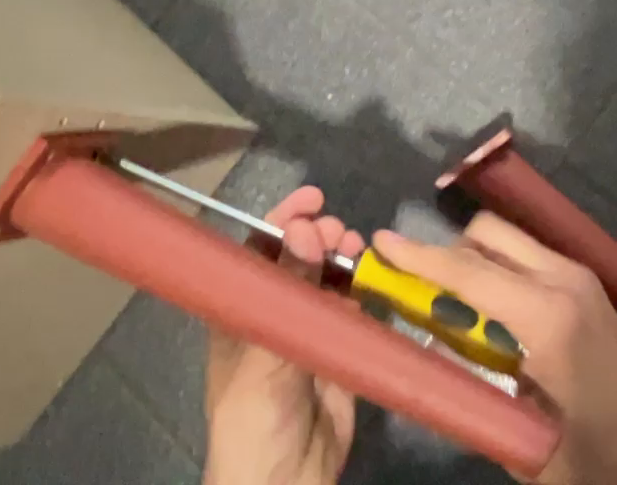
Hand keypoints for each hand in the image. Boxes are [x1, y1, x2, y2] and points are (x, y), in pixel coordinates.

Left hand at [203, 186, 366, 484]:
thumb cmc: (253, 418)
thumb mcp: (265, 354)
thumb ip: (287, 291)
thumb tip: (305, 229)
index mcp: (242, 308)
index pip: (260, 249)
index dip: (283, 219)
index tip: (311, 197)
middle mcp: (277, 312)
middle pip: (301, 259)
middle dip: (319, 237)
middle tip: (340, 232)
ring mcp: (311, 331)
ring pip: (331, 280)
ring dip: (345, 260)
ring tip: (358, 250)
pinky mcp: (341, 351)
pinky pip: (355, 311)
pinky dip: (366, 292)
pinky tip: (373, 282)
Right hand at [374, 214, 616, 484]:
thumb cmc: (601, 461)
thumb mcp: (526, 440)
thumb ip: (472, 391)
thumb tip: (425, 357)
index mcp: (549, 317)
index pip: (469, 272)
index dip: (419, 258)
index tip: (381, 243)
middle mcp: (565, 281)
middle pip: (489, 235)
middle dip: (446, 253)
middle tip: (418, 290)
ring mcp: (581, 278)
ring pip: (509, 240)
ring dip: (472, 259)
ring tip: (450, 306)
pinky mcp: (588, 287)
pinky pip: (527, 259)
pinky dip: (497, 270)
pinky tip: (490, 315)